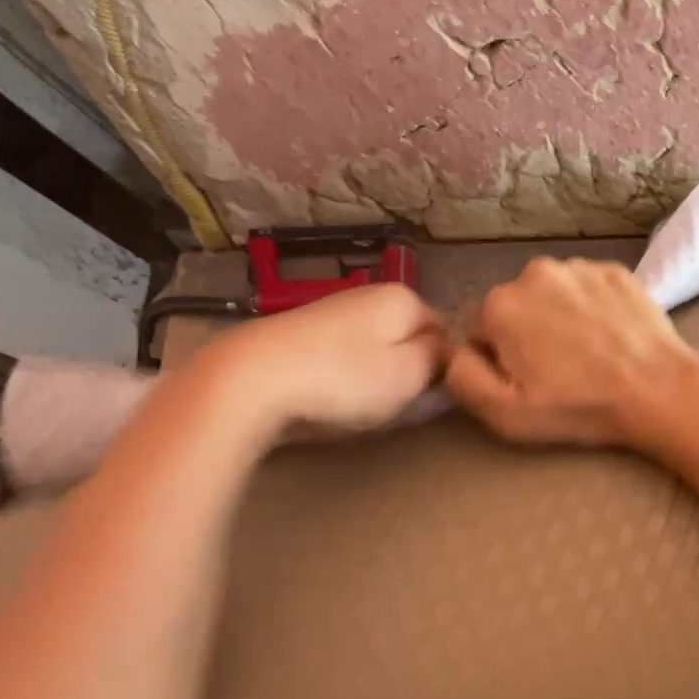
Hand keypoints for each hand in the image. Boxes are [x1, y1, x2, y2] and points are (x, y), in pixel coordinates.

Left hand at [211, 283, 449, 432]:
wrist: (251, 381)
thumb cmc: (344, 379)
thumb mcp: (410, 374)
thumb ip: (439, 359)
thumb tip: (447, 350)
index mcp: (403, 297)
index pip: (446, 333)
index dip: (442, 367)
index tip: (429, 395)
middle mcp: (369, 293)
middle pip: (407, 338)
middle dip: (407, 368)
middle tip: (397, 404)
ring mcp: (331, 311)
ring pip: (374, 348)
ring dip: (374, 375)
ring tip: (360, 405)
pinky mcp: (300, 332)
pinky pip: (341, 356)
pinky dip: (342, 376)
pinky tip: (329, 397)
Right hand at [445, 257, 698, 448]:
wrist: (659, 392)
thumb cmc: (580, 407)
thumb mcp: (505, 413)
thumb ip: (461, 378)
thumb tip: (455, 351)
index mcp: (499, 306)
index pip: (480, 332)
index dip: (500, 361)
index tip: (529, 382)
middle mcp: (533, 273)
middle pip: (516, 309)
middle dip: (528, 336)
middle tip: (561, 372)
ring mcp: (579, 267)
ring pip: (552, 296)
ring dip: (561, 319)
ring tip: (590, 357)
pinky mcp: (616, 271)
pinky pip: (589, 289)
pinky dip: (594, 309)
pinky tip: (611, 339)